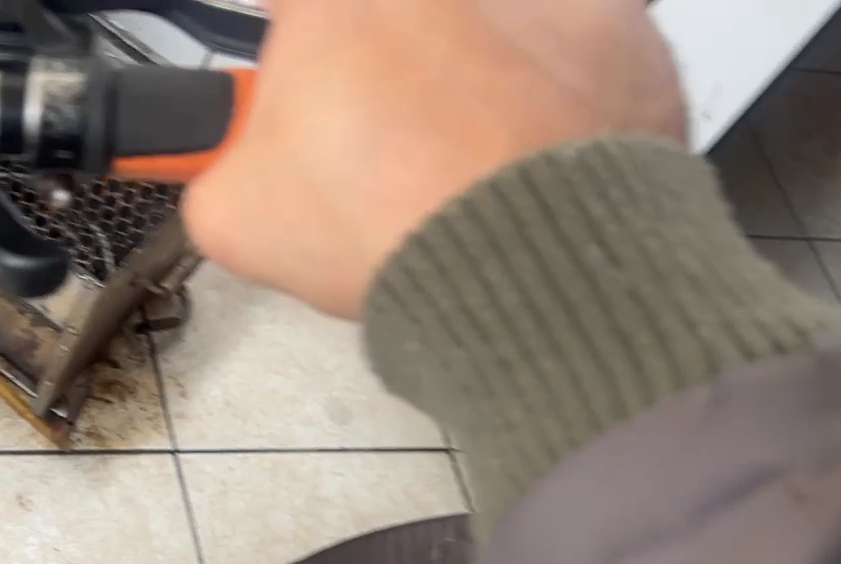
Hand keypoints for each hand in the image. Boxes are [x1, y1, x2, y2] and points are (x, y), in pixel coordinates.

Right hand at [184, 0, 686, 318]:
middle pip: (386, 27)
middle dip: (368, 79)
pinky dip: (529, 104)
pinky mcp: (622, 27)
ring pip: (469, 39)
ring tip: (442, 173)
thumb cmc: (365, 219)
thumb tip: (240, 161)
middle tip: (364, 154)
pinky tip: (506, 169)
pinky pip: (554, 57)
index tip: (291, 94)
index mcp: (337, 0)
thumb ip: (218, 165)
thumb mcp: (226, 217)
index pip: (289, 10)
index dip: (284, 55)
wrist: (511, 262)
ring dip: (449, 89)